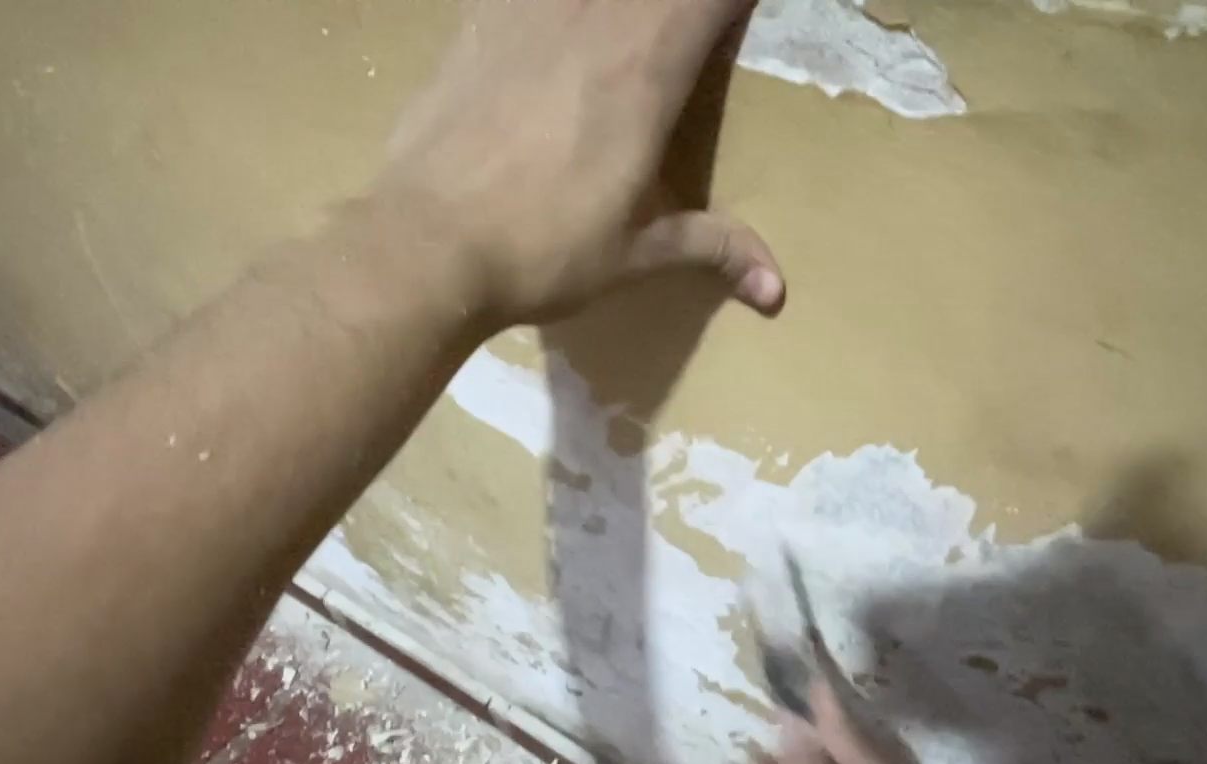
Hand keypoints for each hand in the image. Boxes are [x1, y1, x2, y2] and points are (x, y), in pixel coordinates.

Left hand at [375, 0, 785, 325]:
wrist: (429, 245)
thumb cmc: (542, 253)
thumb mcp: (634, 255)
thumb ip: (710, 249)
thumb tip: (778, 291)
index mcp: (648, 68)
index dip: (733, 3)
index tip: (738, 20)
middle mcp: (595, 17)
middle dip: (679, 7)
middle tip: (682, 36)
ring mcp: (529, 10)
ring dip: (618, 7)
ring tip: (622, 35)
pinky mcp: (476, 21)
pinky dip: (552, 9)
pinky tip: (554, 27)